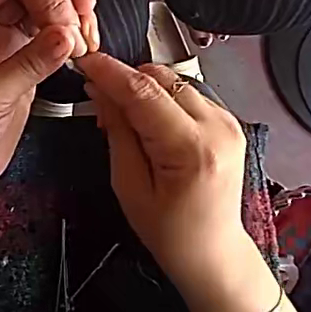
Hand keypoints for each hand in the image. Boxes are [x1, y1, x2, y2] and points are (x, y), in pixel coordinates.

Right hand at [76, 53, 276, 311]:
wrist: (213, 251)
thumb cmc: (167, 230)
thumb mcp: (128, 185)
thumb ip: (117, 132)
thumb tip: (101, 91)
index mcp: (191, 149)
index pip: (143, 92)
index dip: (109, 72)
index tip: (83, 59)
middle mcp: (217, 127)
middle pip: (160, 78)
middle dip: (124, 79)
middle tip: (97, 98)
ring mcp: (227, 121)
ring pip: (173, 80)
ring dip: (141, 87)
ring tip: (121, 116)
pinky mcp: (227, 121)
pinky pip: (185, 92)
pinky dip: (159, 96)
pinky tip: (145, 121)